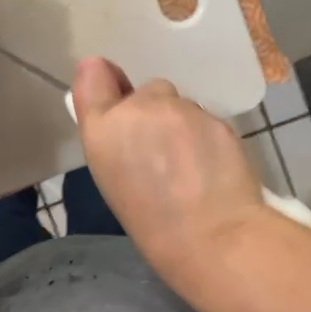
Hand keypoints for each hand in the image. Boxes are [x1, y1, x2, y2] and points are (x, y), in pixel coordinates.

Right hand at [72, 57, 276, 286]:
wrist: (211, 236)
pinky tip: (213, 169)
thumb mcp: (110, 177)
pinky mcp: (217, 118)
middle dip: (153, 113)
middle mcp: (138, 107)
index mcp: (102, 127)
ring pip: (180, 107)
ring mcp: (181, 109)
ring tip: (190, 167)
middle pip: (146, 92)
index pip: (93, 75)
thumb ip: (111, 137)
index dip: (107, 84)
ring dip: (182, 126)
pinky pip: (207, 121)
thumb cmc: (149, 222)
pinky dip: (208, 138)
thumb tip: (120, 119)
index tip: (118, 100)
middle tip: (161, 153)